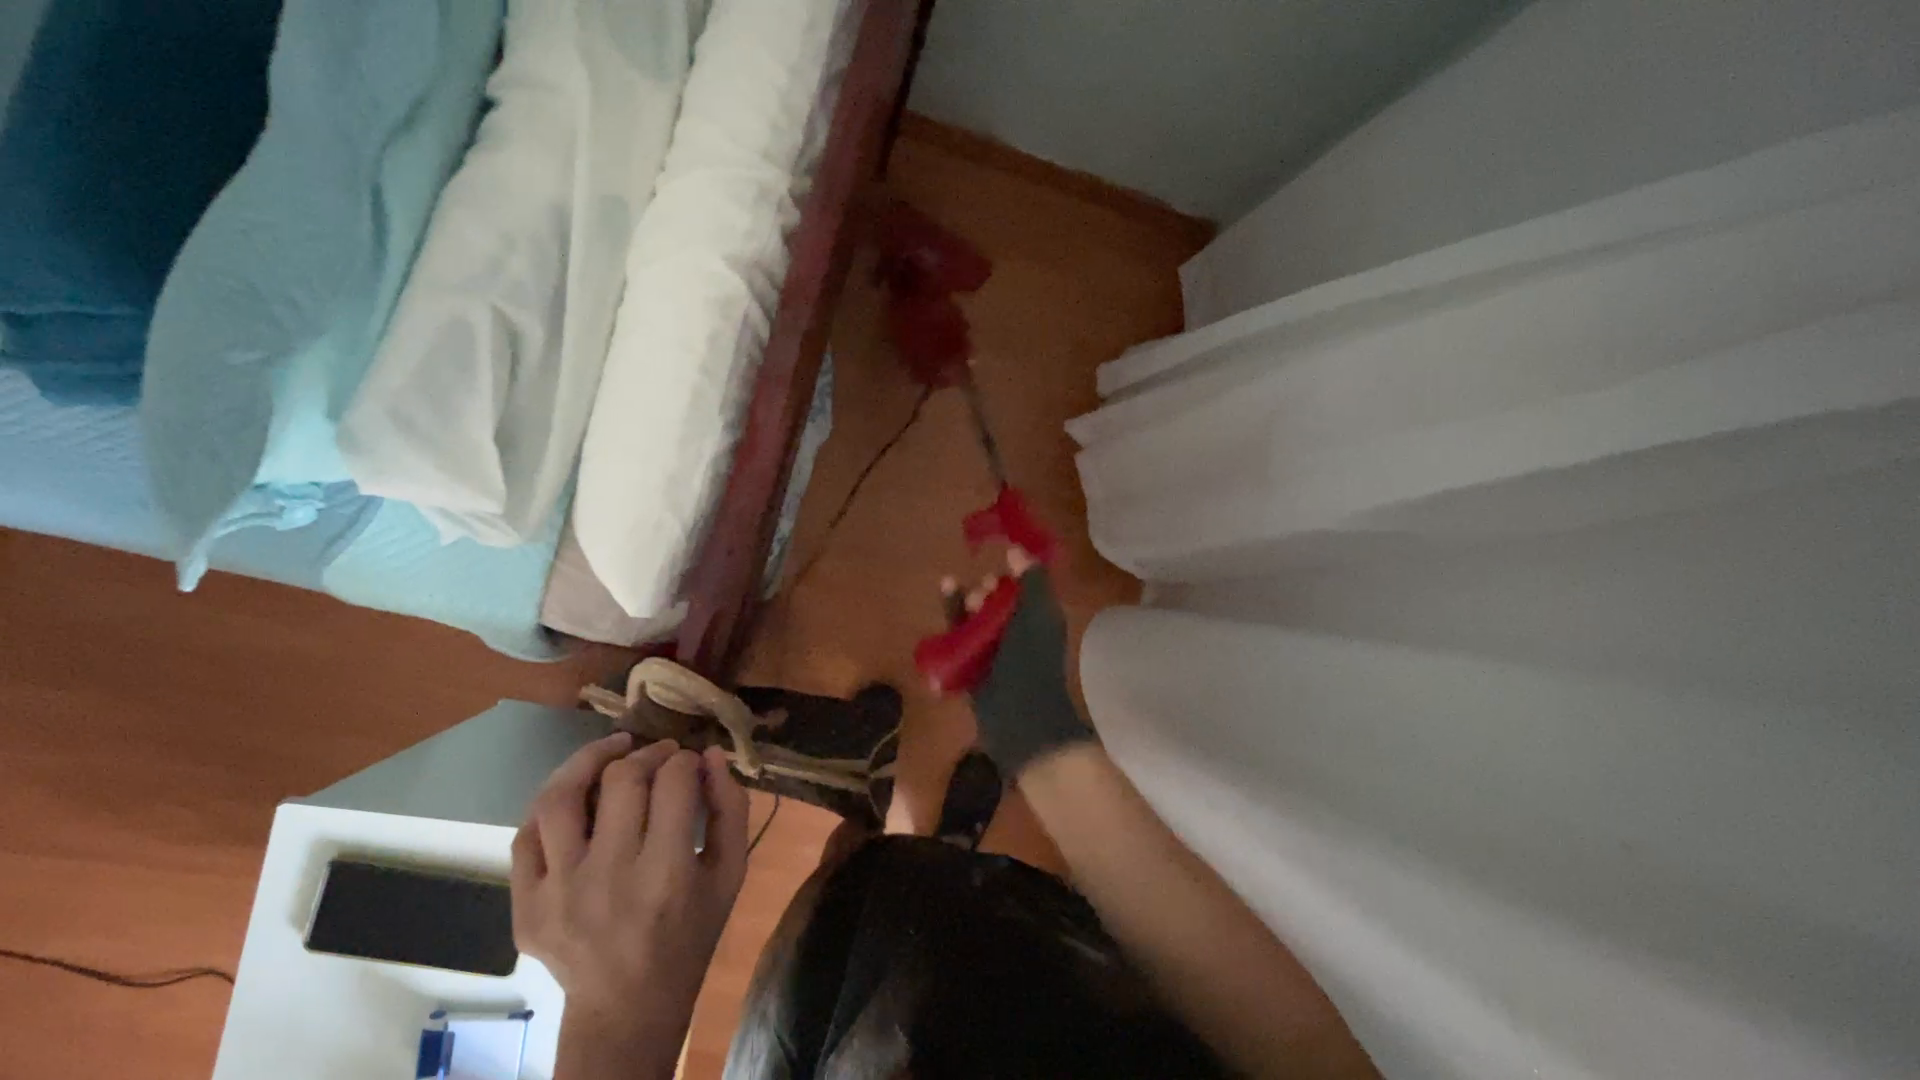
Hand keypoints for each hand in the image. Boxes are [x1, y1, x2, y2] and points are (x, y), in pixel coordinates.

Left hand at [510, 734, 750, 1077]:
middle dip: (648, 755)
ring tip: (612, 750)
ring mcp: (558, 893)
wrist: (628, 1006)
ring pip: (559, 798)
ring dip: (588, 760)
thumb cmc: (690, 935)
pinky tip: (577, 798)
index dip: (685, 760)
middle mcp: (609, 878)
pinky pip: (526, 836)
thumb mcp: (729, 875)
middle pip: (621, 781)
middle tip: (660, 755)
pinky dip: (551, 807)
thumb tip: (709, 754)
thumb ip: (729, 810)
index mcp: (667, 873)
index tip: (690, 762)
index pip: (674, 782)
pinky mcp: (525, 906)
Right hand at [960, 559, 1098, 777]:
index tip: (1002, 565)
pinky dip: (951, 620)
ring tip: (957, 590)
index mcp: (1040, 622)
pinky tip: (944, 596)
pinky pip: (958, 640)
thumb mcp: (1039, 614)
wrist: (1020, 718)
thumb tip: (1017, 550)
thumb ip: (1033, 580)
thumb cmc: (1033, 661)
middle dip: (986, 591)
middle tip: (982, 593)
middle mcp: (1018, 636)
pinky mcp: (971, 670)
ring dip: (965, 601)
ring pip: (974, 620)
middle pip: (996, 604)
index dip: (1013, 576)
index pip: (1025, 591)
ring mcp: (993, 655)